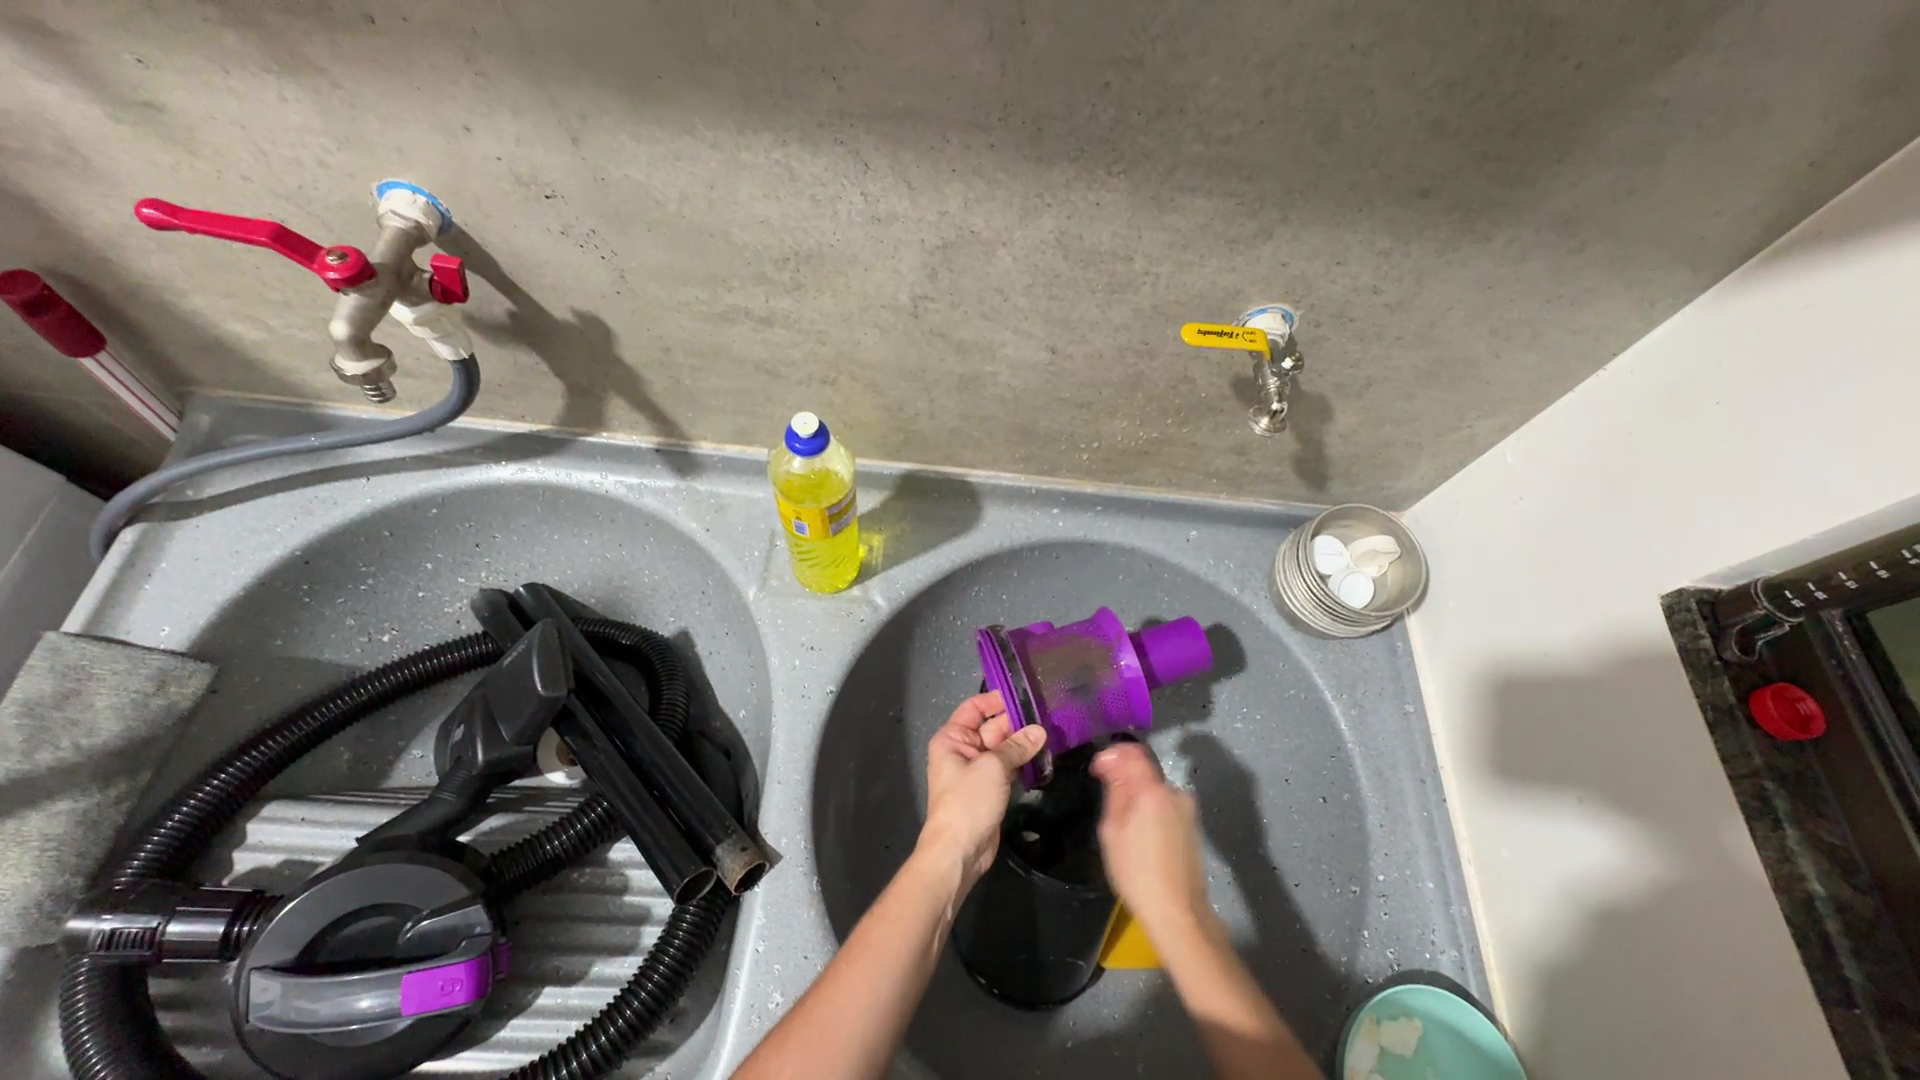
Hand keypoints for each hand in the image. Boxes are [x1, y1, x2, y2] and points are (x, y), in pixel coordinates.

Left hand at [918, 692, 1047, 887]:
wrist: (959, 850)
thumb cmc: (968, 801)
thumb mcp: (993, 768)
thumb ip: (1016, 746)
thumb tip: (1039, 731)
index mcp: (952, 738)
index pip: (975, 708)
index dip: (997, 700)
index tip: (1025, 694)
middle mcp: (963, 750)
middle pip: (993, 727)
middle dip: (1018, 723)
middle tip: (1049, 715)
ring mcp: (977, 771)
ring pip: (1003, 748)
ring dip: (1024, 743)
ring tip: (1052, 733)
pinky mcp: (990, 789)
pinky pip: (1008, 767)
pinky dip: (1023, 763)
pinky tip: (1044, 757)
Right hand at [1093, 742, 1212, 939]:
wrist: (1177, 910)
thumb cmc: (1136, 871)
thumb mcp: (1112, 829)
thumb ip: (1115, 790)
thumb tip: (1111, 762)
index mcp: (1153, 790)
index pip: (1132, 752)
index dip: (1111, 755)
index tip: (1097, 771)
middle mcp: (1175, 792)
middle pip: (1144, 771)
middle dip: (1124, 780)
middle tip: (1107, 807)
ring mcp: (1187, 809)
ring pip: (1155, 790)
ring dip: (1137, 798)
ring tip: (1123, 828)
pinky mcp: (1192, 825)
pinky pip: (1165, 806)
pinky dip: (1150, 811)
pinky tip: (1142, 838)